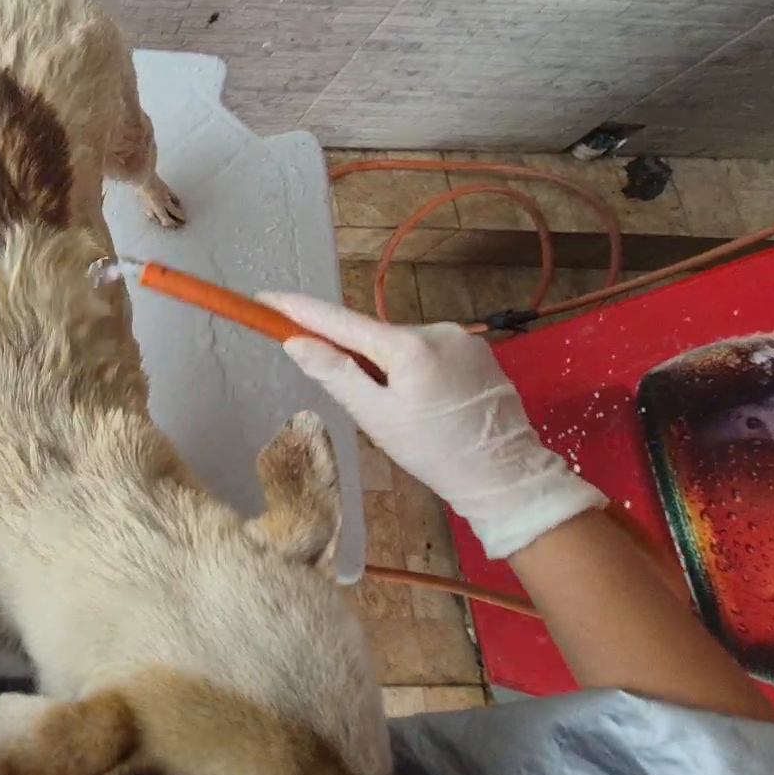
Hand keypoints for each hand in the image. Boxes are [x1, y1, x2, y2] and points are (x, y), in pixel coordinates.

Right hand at [257, 292, 604, 559]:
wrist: (508, 477)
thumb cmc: (433, 452)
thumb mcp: (375, 417)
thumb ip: (335, 374)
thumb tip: (295, 341)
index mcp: (408, 347)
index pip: (338, 320)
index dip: (297, 308)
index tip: (265, 297)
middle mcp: (436, 330)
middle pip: (370, 334)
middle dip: (350, 355)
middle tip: (356, 398)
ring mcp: (461, 338)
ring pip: (397, 344)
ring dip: (383, 365)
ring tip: (398, 409)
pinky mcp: (476, 351)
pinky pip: (424, 350)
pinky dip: (408, 368)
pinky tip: (421, 401)